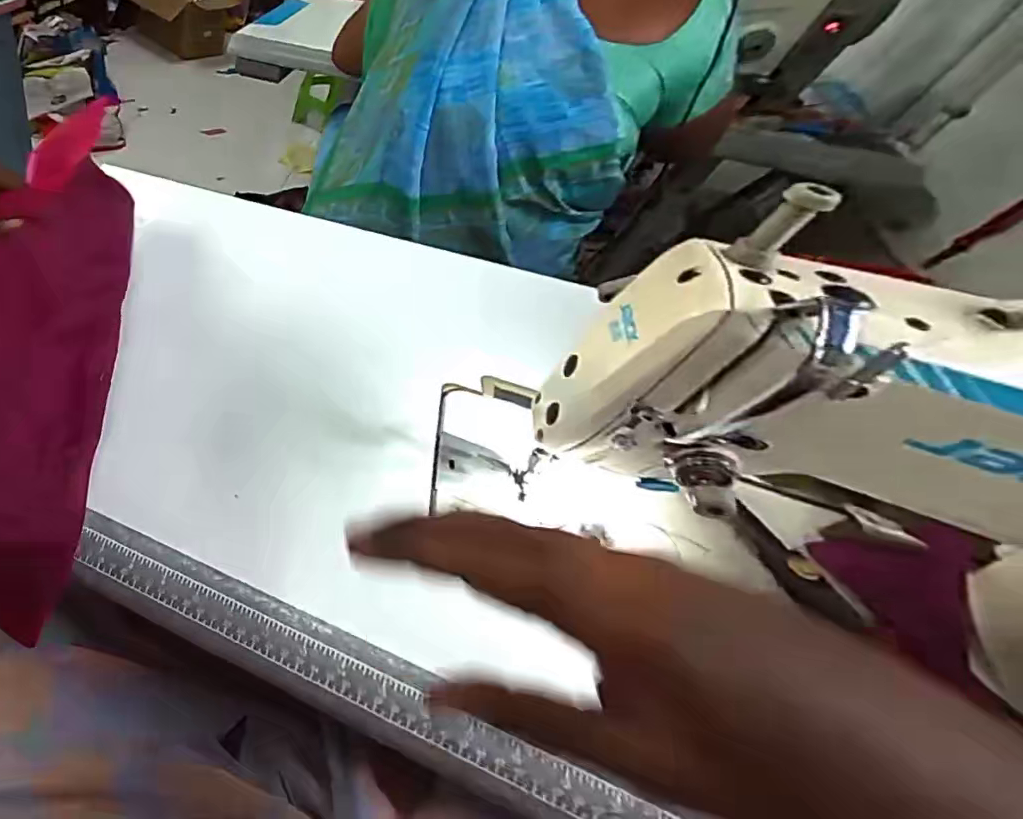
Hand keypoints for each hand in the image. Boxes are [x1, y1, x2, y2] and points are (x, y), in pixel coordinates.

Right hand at [350, 511, 1022, 818]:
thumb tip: (438, 694)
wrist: (945, 780)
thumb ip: (531, 714)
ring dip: (465, 529)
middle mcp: (615, 563)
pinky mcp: (671, 574)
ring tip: (417, 539)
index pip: (473, 555)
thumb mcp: (646, 759)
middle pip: (494, 524)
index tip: (357, 540)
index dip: (406, 544)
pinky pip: (565, 543)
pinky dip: (512, 542)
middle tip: (369, 530)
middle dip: (423, 522)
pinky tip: (504, 563)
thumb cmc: (787, 777)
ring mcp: (647, 562)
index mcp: (599, 602)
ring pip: (528, 528)